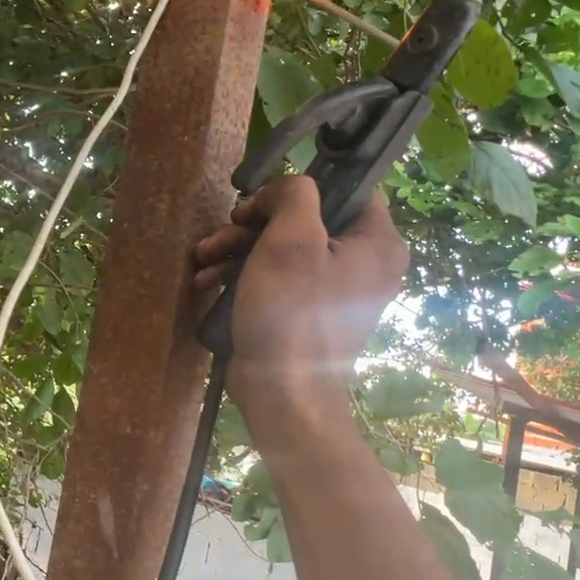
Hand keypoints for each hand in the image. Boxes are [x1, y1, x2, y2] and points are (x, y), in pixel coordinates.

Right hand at [192, 176, 407, 420]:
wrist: (283, 391)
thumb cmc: (291, 312)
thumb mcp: (291, 240)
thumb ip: (294, 196)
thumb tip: (285, 188)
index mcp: (377, 243)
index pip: (347, 190)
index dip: (298, 189)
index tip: (257, 202)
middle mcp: (364, 264)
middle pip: (304, 220)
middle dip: (252, 225)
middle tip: (221, 232)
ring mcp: (334, 291)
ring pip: (282, 249)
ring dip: (237, 249)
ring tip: (202, 260)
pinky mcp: (305, 313)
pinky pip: (276, 278)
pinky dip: (242, 275)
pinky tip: (208, 282)